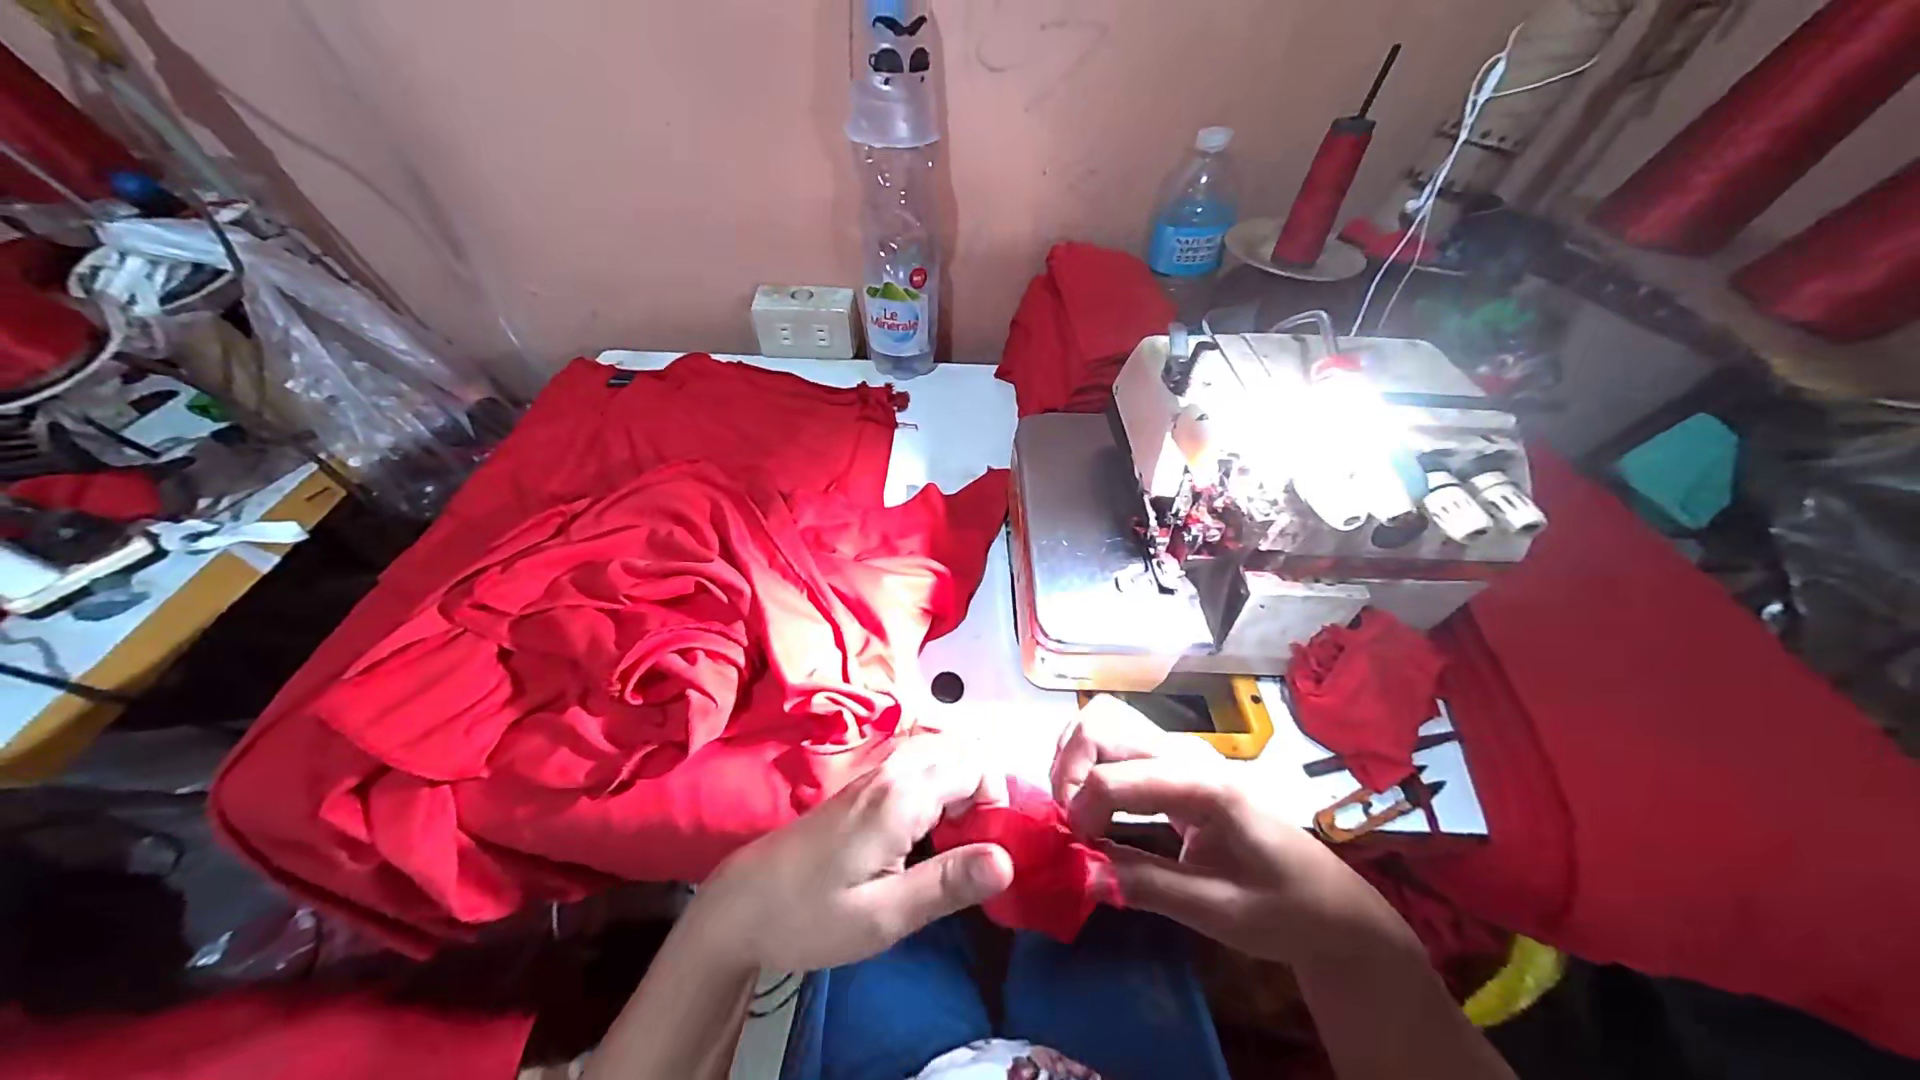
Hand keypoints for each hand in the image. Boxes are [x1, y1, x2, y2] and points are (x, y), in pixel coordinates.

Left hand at [684, 734, 1015, 972]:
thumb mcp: (883, 917)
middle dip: (983, 794)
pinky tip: (925, 836)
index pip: (977, 764)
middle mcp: (891, 771)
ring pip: (941, 755)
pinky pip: (919, 768)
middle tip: (971, 850)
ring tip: (951, 844)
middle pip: (963, 752)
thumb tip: (1009, 860)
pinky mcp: (864, 787)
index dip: (996, 802)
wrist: (741, 905)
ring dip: (961, 790)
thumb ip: (948, 884)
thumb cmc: (809, 916)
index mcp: (900, 795)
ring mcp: (875, 774)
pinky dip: (939, 791)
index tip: (986, 850)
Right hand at [1052, 696, 1415, 965]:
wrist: (1330, 904)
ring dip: (1072, 760)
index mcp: (1206, 785)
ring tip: (1075, 812)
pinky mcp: (1171, 763)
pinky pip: (1113, 741)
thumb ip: (1145, 886)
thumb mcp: (1218, 912)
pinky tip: (1089, 805)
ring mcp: (1179, 751)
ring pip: (1102, 722)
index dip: (1081, 810)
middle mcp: (1188, 753)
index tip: (1076, 850)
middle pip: (1100, 724)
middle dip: (1067, 770)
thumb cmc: (1286, 909)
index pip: (1115, 776)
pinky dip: (1086, 763)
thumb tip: (1077, 872)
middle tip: (1068, 823)